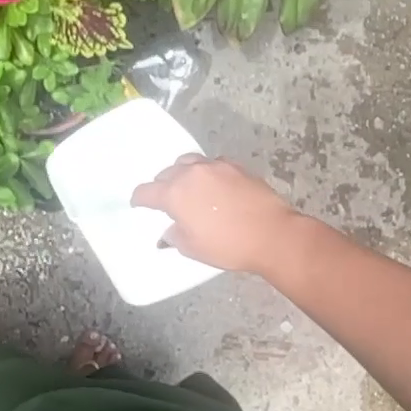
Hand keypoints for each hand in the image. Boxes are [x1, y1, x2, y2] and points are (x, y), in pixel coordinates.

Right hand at [131, 154, 302, 274]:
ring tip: (188, 188)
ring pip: (189, 162)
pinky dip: (206, 172)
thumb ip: (174, 236)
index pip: (146, 192)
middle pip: (167, 173)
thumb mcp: (192, 248)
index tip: (139, 204)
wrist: (272, 234)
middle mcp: (192, 173)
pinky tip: (214, 186)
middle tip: (166, 201)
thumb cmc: (227, 245)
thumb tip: (169, 231)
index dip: (139, 199)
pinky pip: (212, 164)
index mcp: (175, 193)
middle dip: (162, 186)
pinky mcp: (237, 167)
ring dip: (183, 174)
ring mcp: (216, 166)